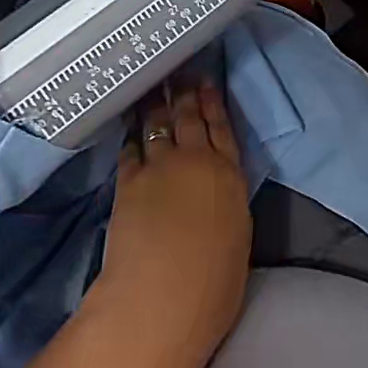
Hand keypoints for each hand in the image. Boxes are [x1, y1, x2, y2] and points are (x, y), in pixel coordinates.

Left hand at [91, 82, 250, 364]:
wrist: (163, 296)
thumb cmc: (213, 285)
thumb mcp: (236, 237)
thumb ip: (225, 202)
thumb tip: (216, 192)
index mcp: (229, 178)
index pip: (222, 130)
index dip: (214, 104)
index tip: (208, 82)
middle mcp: (196, 162)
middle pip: (190, 118)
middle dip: (184, 92)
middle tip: (179, 71)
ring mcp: (160, 167)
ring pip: (159, 125)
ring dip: (156, 104)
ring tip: (153, 87)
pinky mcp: (130, 179)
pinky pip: (131, 148)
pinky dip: (132, 136)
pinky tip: (130, 129)